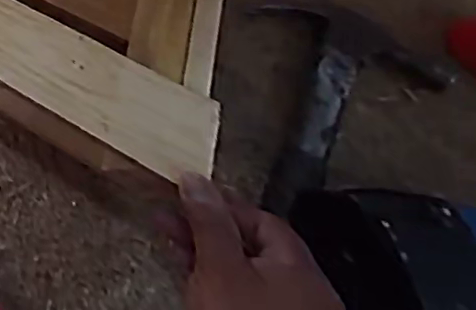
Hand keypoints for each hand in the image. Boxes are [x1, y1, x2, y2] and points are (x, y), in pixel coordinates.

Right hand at [164, 176, 341, 309]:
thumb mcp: (219, 267)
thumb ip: (208, 221)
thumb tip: (195, 178)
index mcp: (300, 270)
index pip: (261, 219)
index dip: (222, 203)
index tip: (185, 195)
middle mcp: (306, 292)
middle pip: (253, 245)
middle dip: (208, 228)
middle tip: (169, 220)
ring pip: (247, 271)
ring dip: (207, 254)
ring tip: (172, 247)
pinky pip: (247, 296)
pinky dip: (219, 282)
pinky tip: (195, 282)